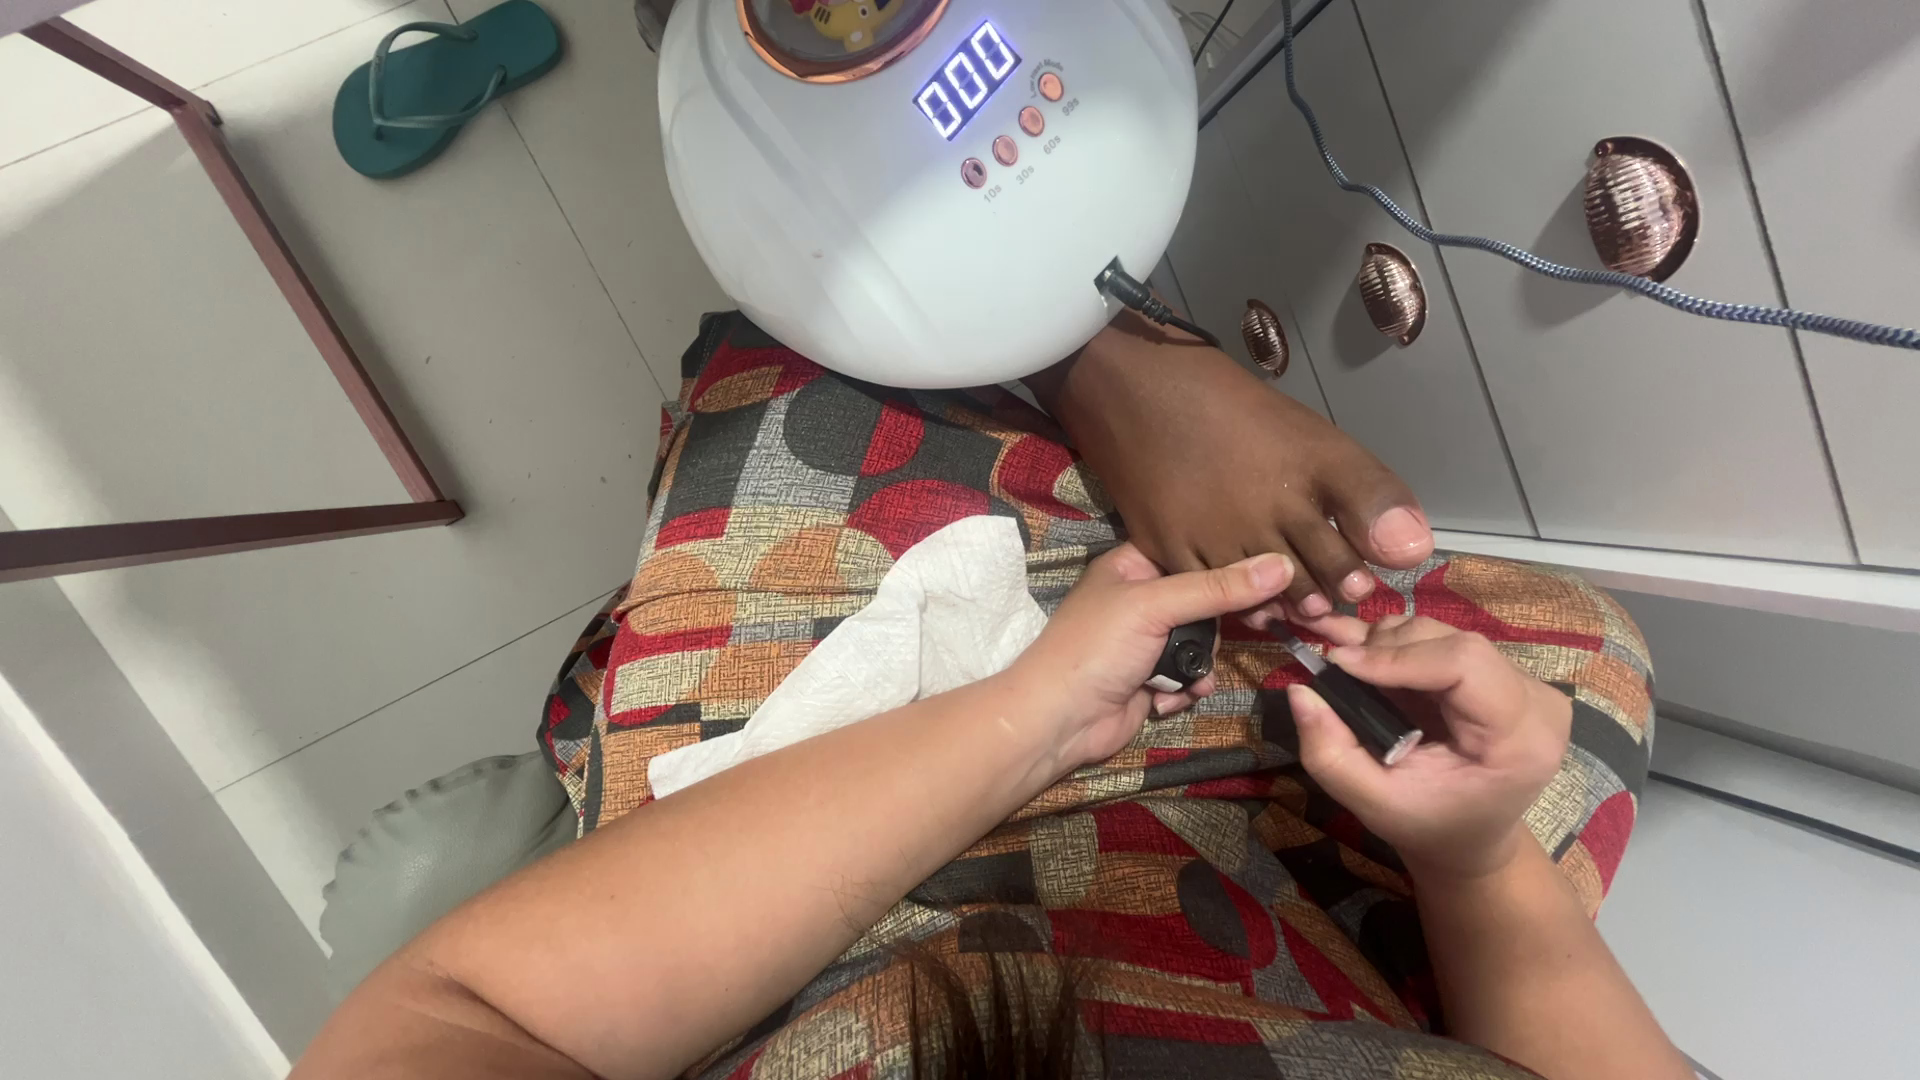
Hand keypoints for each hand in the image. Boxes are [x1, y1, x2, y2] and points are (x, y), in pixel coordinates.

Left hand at [1008, 543, 1292, 772]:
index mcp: (1132, 564)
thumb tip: (1284, 564)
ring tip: (1190, 675)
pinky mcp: (1153, 677)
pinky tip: (1173, 697)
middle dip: (1222, 622)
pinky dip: (1188, 688)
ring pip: (1203, 642)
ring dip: (1201, 663)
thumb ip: (1217, 587)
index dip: (1234, 563)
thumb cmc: (1096, 647)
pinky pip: (1192, 676)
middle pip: (1206, 599)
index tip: (1280, 574)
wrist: (1059, 719)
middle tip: (1262, 625)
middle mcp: (1142, 597)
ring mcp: (1147, 640)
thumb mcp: (1154, 606)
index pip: (1194, 550)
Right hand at [1025, 312, 1432, 625]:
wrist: (1136, 392)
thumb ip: (1365, 492)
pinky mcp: (1171, 546)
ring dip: (1289, 601)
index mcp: (1311, 472)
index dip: (1364, 573)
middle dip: (1331, 592)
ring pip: (1268, 592)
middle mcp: (1268, 508)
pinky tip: (1249, 603)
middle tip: (1334, 601)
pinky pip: (1213, 594)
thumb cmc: (1227, 405)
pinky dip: (1237, 603)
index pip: (1359, 549)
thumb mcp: (1311, 435)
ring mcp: (1216, 532)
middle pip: (1315, 576)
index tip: (1362, 580)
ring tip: (1298, 604)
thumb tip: (1415, 554)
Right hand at [1285, 613, 1570, 881]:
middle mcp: (1534, 700)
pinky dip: (1391, 641)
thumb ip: (1330, 752)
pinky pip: (1436, 636)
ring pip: (1438, 631)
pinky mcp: (1493, 669)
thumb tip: (1300, 690)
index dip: (1397, 656)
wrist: (1466, 835)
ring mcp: (1517, 679)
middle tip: (1336, 668)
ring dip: (1384, 643)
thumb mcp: (1369, 801)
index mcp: (1520, 739)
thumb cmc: (1425, 823)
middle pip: (1450, 640)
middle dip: (1384, 648)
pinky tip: (1359, 655)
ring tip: (1351, 670)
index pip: (1465, 664)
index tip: (1338, 663)